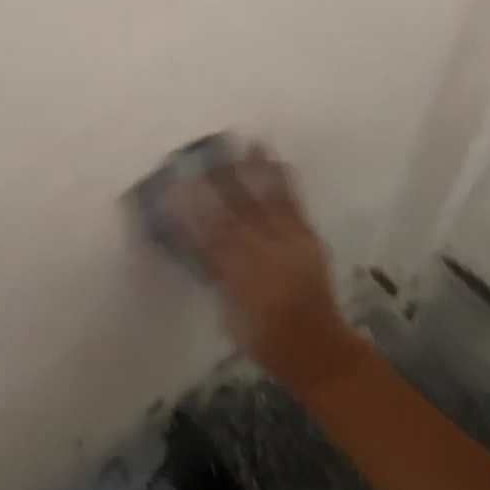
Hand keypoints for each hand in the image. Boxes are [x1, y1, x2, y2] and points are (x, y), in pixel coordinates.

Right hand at [162, 144, 368, 391]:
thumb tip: (201, 246)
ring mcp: (287, 241)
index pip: (206, 233)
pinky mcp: (306, 237)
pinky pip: (293, 204)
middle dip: (217, 181)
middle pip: (234, 209)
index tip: (174, 188)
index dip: (189, 210)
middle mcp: (260, 251)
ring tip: (242, 143)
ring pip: (265, 199)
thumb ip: (216, 275)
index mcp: (235, 272)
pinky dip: (283, 181)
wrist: (314, 346)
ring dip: (252, 171)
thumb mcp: (228, 311)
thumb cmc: (263, 338)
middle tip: (202, 155)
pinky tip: (276, 160)